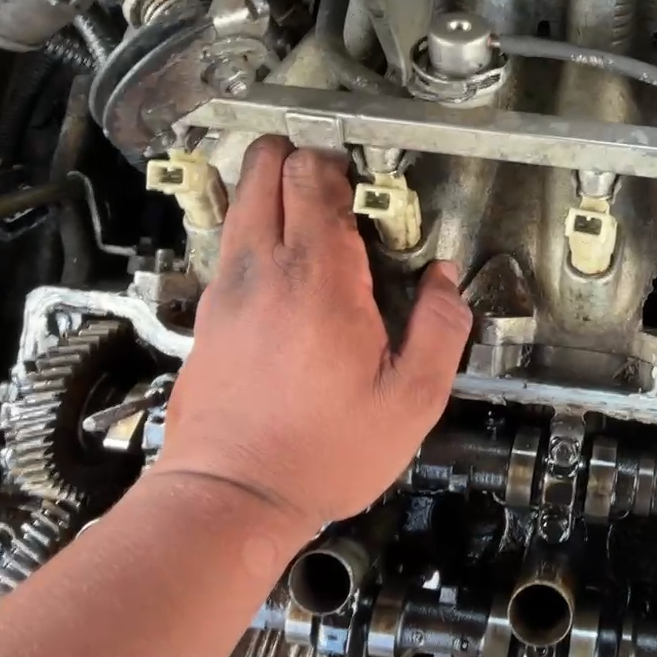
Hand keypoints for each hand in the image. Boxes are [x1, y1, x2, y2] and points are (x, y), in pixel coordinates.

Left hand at [153, 137, 472, 545]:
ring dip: (273, 186)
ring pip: (243, 201)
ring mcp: (229, 290)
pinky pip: (232, 243)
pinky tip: (287, 262)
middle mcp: (265, 271)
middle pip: (266, 171)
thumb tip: (446, 279)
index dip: (339, 166)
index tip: (365, 184)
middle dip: (298, 156)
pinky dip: (256, 228)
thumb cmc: (324, 452)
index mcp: (320, 279)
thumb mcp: (412, 400)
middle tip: (336, 179)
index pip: (314, 180)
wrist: (229, 500)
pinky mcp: (210, 314)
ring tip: (313, 210)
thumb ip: (441, 328)